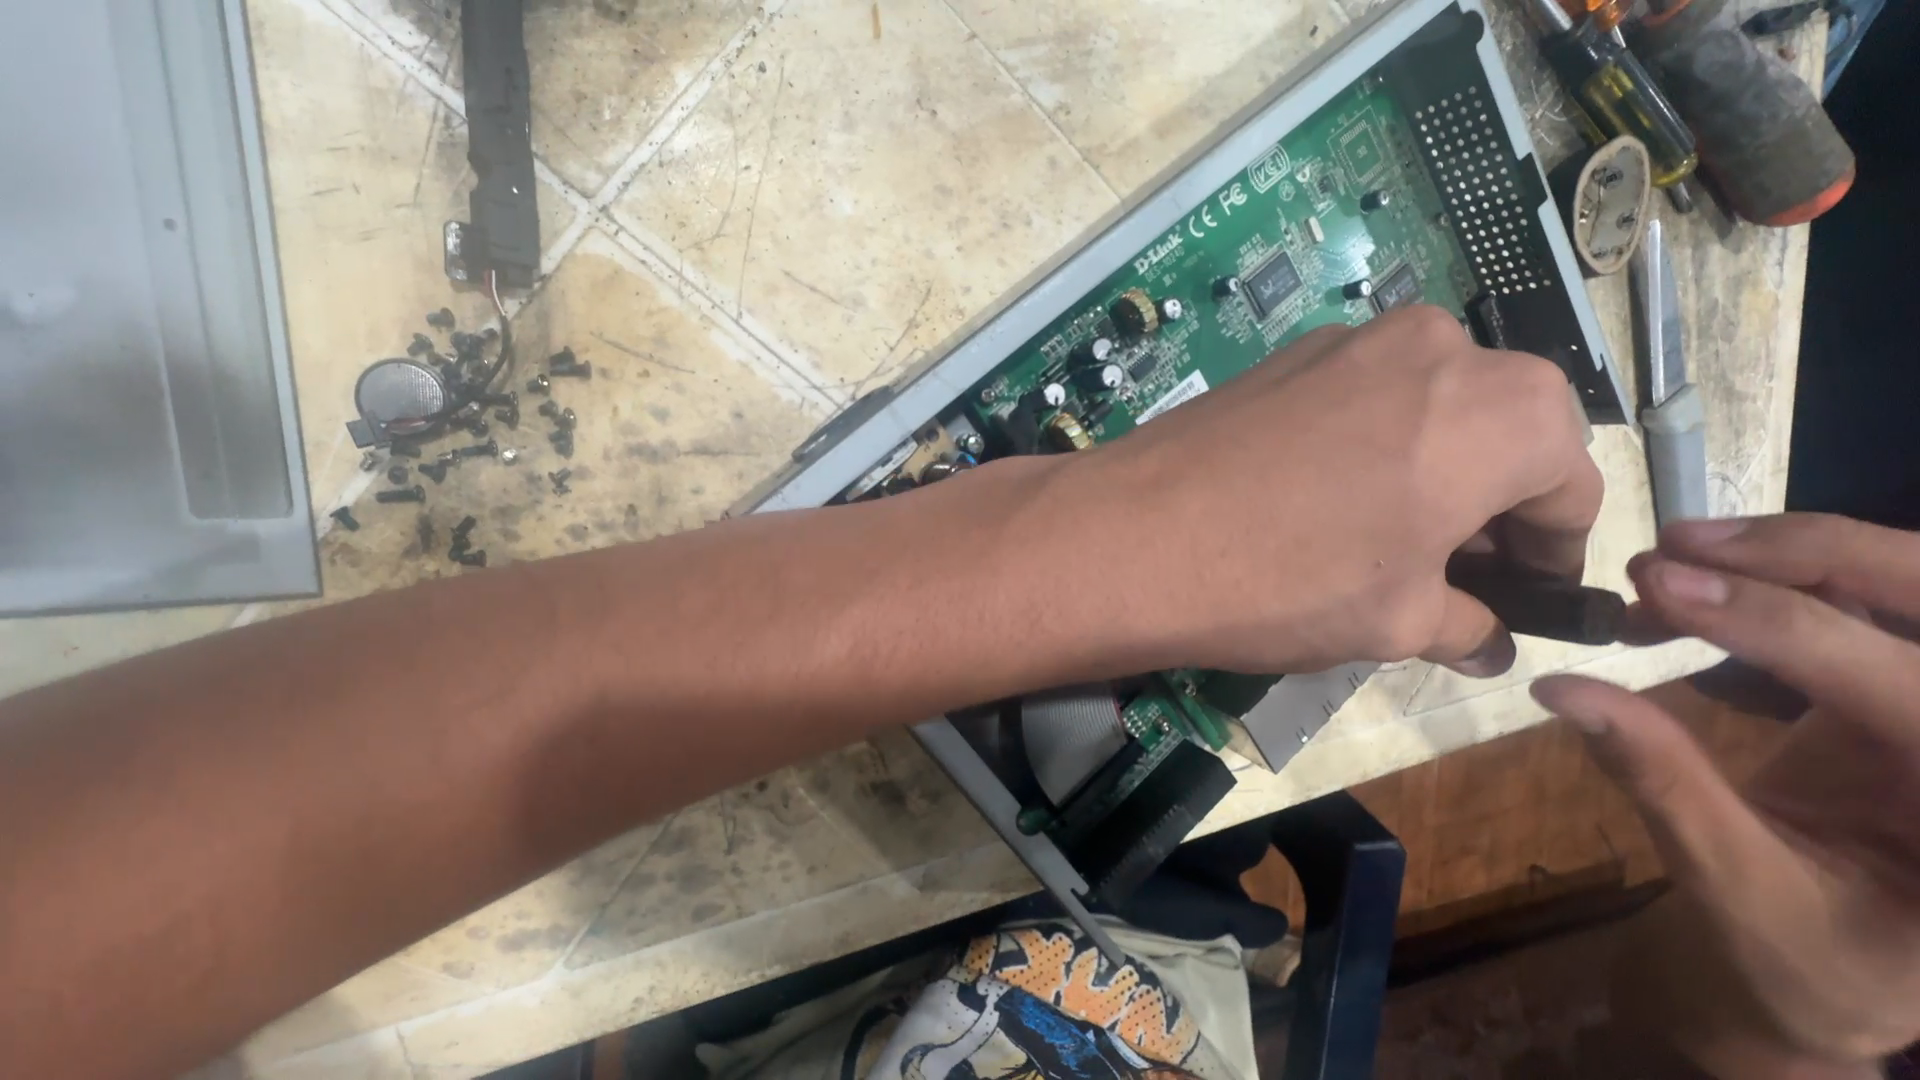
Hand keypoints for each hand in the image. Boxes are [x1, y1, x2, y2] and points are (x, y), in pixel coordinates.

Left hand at [1059, 305, 1601, 675]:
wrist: (1131, 533)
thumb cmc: (1288, 580)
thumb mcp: (1396, 620)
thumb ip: (1466, 626)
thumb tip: (1490, 641)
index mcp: (1504, 407)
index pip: (1569, 485)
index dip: (1551, 550)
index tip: (1523, 595)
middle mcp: (1440, 346)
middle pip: (1502, 432)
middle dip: (1489, 504)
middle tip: (1447, 572)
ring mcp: (1352, 338)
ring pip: (1429, 408)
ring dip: (1429, 470)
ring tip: (1379, 539)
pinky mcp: (1286, 354)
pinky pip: (1361, 397)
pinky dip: (1370, 443)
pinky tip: (1320, 499)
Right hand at [1533, 514, 1919, 1077]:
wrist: (1832, 971)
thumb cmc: (1799, 961)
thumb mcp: (1732, 886)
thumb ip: (1660, 781)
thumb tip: (1560, 689)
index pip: (1907, 690)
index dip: (1780, 624)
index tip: (1655, 581)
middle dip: (1818, 555)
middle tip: (1679, 544)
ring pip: (1910, 589)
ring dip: (1793, 557)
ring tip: (1668, 562)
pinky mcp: (1906, 693)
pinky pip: (1861, 608)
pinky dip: (1774, 582)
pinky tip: (1690, 592)